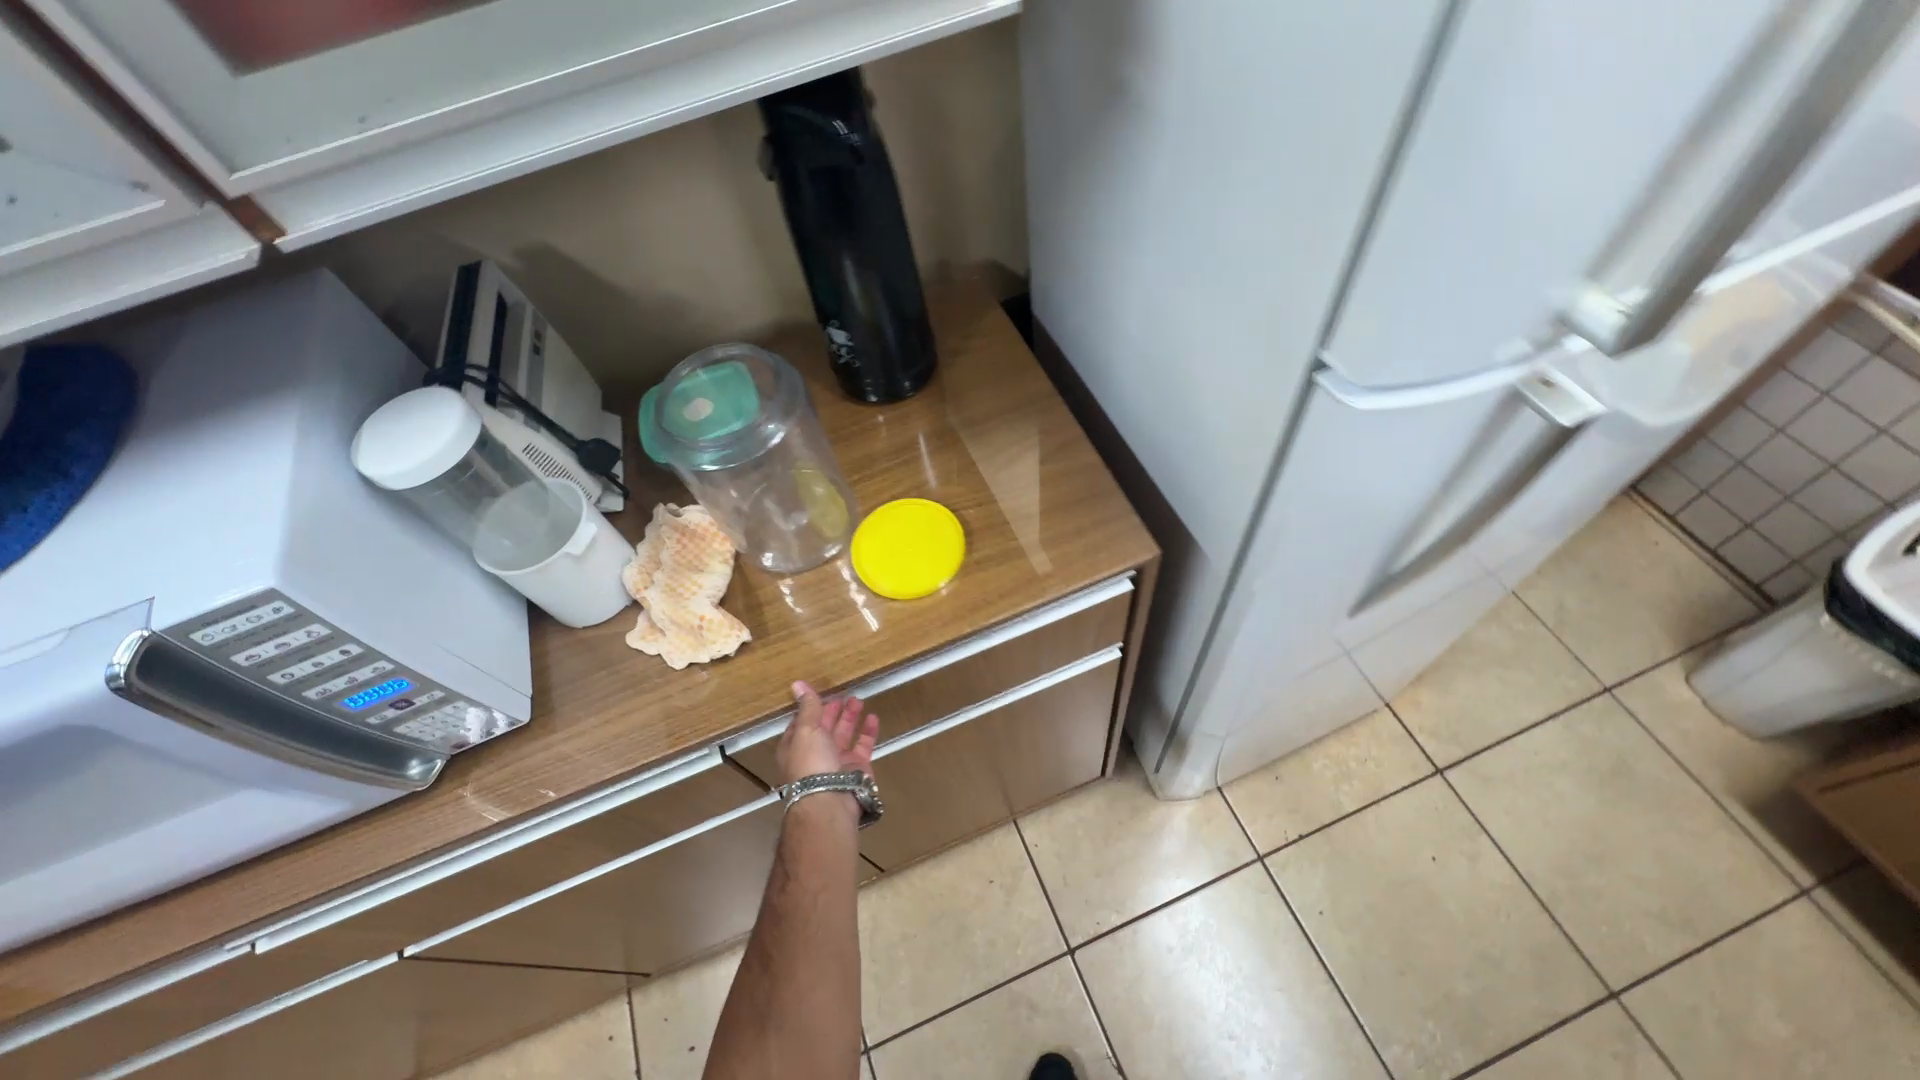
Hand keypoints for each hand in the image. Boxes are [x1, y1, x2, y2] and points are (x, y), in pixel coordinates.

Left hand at [778, 681, 879, 785]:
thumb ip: (808, 706)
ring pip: (844, 734)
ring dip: (850, 717)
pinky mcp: (857, 767)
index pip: (801, 722)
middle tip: (845, 695)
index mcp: (795, 745)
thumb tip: (797, 683)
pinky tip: (873, 718)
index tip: (821, 693)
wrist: (831, 799)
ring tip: (859, 701)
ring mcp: (836, 761)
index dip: (811, 708)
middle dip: (833, 710)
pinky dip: (868, 732)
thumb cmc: (812, 761)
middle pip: (824, 727)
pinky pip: (863, 745)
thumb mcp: (806, 729)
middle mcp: (815, 753)